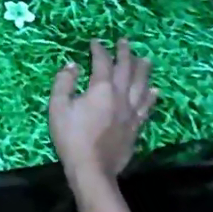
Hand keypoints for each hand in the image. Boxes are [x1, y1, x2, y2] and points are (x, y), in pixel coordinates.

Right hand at [50, 39, 157, 185]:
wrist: (92, 170)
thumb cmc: (71, 137)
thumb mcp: (58, 106)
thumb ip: (64, 83)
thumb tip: (72, 65)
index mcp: (101, 89)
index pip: (102, 62)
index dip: (99, 50)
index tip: (96, 42)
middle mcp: (120, 96)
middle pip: (126, 70)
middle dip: (125, 54)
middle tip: (125, 42)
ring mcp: (131, 113)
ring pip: (141, 86)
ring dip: (143, 71)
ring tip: (146, 60)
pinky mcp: (135, 128)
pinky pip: (146, 108)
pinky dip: (151, 97)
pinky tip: (155, 91)